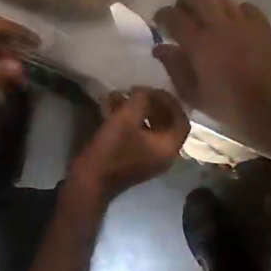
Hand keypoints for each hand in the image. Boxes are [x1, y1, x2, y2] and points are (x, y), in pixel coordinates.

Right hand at [69, 87, 189, 200]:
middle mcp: (163, 155)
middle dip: (153, 105)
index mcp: (168, 147)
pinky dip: (130, 122)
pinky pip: (138, 137)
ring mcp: (148, 159)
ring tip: (122, 96)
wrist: (89, 182)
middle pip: (166, 124)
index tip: (154, 89)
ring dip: (139, 112)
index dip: (170, 102)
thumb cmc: (111, 151)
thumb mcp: (126, 119)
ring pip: (149, 129)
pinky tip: (112, 108)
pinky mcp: (133, 160)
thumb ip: (141, 100)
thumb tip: (144, 91)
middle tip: (139, 91)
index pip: (180, 120)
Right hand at [154, 0, 270, 147]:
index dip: (162, 16)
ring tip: (207, 22)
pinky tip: (232, 28)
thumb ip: (174, 67)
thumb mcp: (193, 94)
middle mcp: (220, 25)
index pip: (174, 16)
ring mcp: (244, 22)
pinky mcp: (263, 25)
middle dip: (185, 0)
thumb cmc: (229, 105)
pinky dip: (233, 12)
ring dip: (209, 5)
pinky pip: (244, 7)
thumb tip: (160, 48)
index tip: (159, 23)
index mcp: (200, 43)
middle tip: (182, 15)